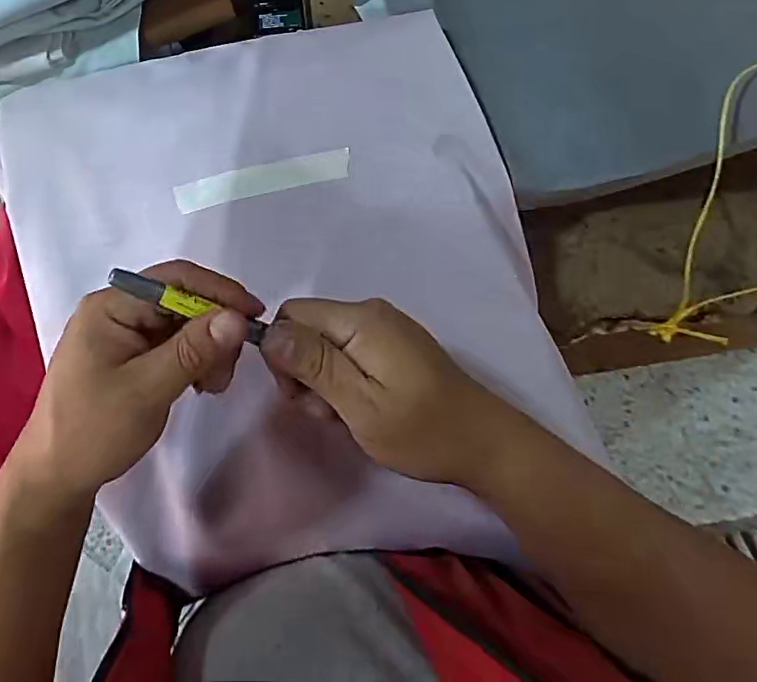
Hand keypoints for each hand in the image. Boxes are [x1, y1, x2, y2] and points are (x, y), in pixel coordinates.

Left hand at [7, 261, 262, 503]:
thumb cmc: (93, 431)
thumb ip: (192, 351)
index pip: (173, 280)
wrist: (54, 478)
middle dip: (213, 329)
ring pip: (181, 323)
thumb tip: (236, 317)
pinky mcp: (130, 354)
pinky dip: (194, 359)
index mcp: (110, 306)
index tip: (254, 315)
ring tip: (212, 386)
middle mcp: (116, 309)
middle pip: (180, 300)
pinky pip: (173, 343)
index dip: (217, 291)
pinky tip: (200, 384)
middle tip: (228, 369)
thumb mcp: (147, 390)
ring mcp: (123, 332)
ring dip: (206, 348)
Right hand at [258, 298, 524, 487]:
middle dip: (302, 369)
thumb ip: (314, 364)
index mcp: (360, 319)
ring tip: (346, 416)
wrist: (487, 445)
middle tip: (325, 413)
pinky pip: (347, 350)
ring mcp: (383, 326)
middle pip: (306, 327)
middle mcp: (369, 311)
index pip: (291, 314)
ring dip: (322, 379)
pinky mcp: (392, 343)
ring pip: (324, 342)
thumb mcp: (360, 404)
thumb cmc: (421, 431)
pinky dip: (343, 378)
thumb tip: (269, 333)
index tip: (299, 395)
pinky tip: (361, 407)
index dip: (282, 353)